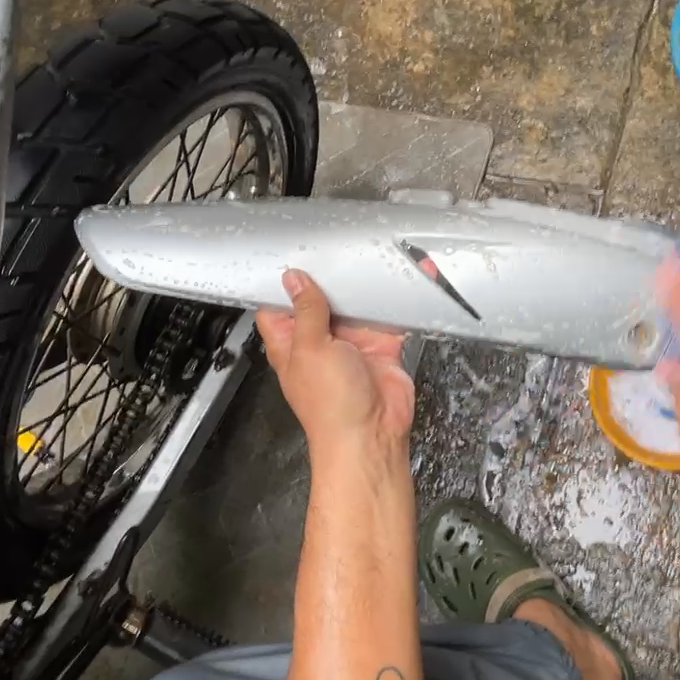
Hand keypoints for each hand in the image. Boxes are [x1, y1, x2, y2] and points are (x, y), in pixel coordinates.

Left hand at [257, 269, 415, 463]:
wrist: (372, 435)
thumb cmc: (330, 405)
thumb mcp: (310, 348)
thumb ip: (306, 310)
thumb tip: (294, 280)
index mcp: (292, 343)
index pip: (280, 307)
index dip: (284, 284)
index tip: (292, 255)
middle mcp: (321, 342)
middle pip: (322, 300)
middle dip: (330, 277)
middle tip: (337, 244)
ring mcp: (353, 344)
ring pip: (356, 305)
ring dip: (364, 287)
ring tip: (370, 252)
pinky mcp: (382, 347)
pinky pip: (389, 317)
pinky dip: (395, 301)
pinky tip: (399, 280)